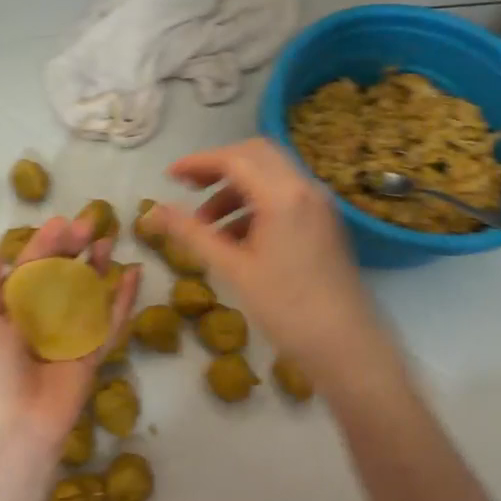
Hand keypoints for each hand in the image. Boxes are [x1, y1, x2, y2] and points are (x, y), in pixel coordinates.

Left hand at [0, 217, 139, 467]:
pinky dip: (124, 299)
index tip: (62, 222)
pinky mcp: (93, 353)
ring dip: (97, 267)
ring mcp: (70, 335)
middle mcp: (42, 318)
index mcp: (13, 309)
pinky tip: (133, 274)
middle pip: (62, 275)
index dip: (45, 244)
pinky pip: (111, 321)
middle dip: (74, 249)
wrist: (17, 425)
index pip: (32, 267)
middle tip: (89, 225)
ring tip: (107, 242)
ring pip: (88, 293)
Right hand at [149, 138, 396, 380]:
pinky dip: (256, 203)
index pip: (233, 159)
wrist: (347, 345)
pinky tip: (236, 238)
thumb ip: (192, 234)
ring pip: (271, 174)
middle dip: (219, 166)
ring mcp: (319, 204)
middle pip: (256, 155)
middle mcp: (305, 188)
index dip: (197, 162)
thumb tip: (153, 212)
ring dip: (236, 188)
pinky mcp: (324, 221)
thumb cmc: (286, 308)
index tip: (169, 176)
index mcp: (282, 196)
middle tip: (189, 188)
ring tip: (207, 225)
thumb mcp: (232, 269)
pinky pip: (285, 195)